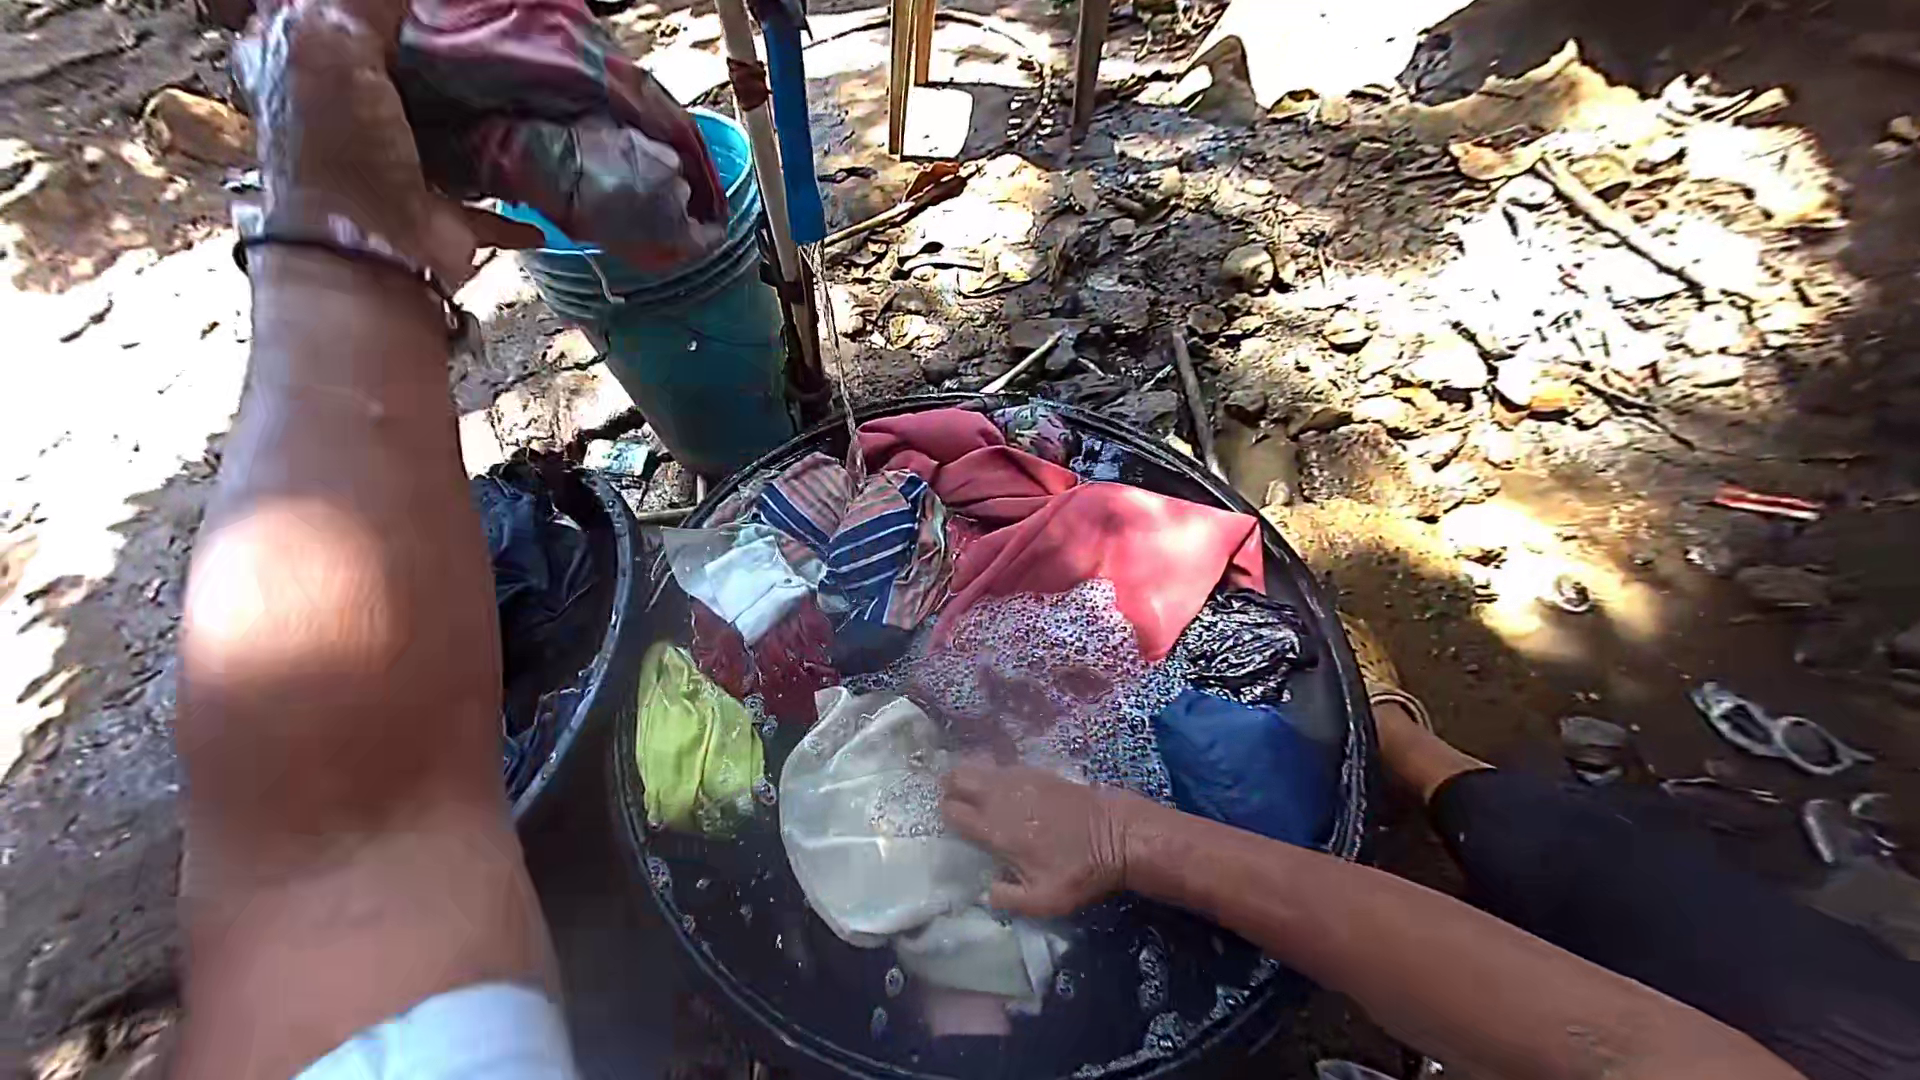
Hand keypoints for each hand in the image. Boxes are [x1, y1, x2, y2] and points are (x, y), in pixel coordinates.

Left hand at [234, 0, 538, 287]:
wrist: (374, 249)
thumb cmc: (341, 146)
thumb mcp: (332, 43)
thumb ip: (366, 4)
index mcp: (302, 65)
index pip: (325, 13)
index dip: (368, 6)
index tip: (429, 8)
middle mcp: (350, 117)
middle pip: (398, 77)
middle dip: (438, 64)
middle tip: (486, 45)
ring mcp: (402, 170)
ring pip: (447, 141)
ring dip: (480, 131)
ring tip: (521, 107)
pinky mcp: (445, 218)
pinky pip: (491, 214)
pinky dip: (517, 215)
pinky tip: (539, 198)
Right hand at [941, 764, 1143, 916]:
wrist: (1115, 833)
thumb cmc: (1079, 869)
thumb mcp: (1044, 901)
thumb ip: (1008, 899)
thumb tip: (986, 892)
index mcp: (996, 829)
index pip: (953, 811)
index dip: (947, 815)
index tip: (951, 824)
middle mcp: (1000, 797)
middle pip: (958, 778)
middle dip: (950, 787)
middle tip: (954, 800)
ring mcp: (1018, 778)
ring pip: (978, 766)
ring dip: (970, 776)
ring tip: (971, 790)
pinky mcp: (1036, 771)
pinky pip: (1002, 765)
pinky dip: (993, 772)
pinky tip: (1001, 786)